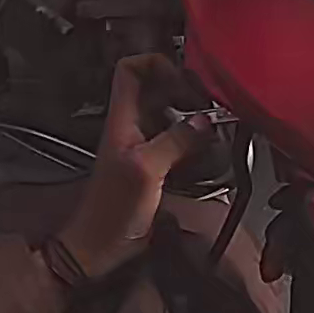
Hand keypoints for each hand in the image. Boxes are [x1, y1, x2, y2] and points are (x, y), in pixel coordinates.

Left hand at [57, 55, 209, 279]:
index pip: (130, 69)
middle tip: (208, 105)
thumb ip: (175, 141)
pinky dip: (194, 139)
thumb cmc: (112, 210)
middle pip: (157, 89)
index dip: (156, 64)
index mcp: (122, 119)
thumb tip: (205, 121)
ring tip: (214, 125)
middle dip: (185, 90)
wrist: (99, 249)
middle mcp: (132, 126)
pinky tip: (209, 150)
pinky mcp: (155, 165)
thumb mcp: (146, 170)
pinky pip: (178, 140)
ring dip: (193, 115)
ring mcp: (144, 145)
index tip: (183, 79)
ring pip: (171, 114)